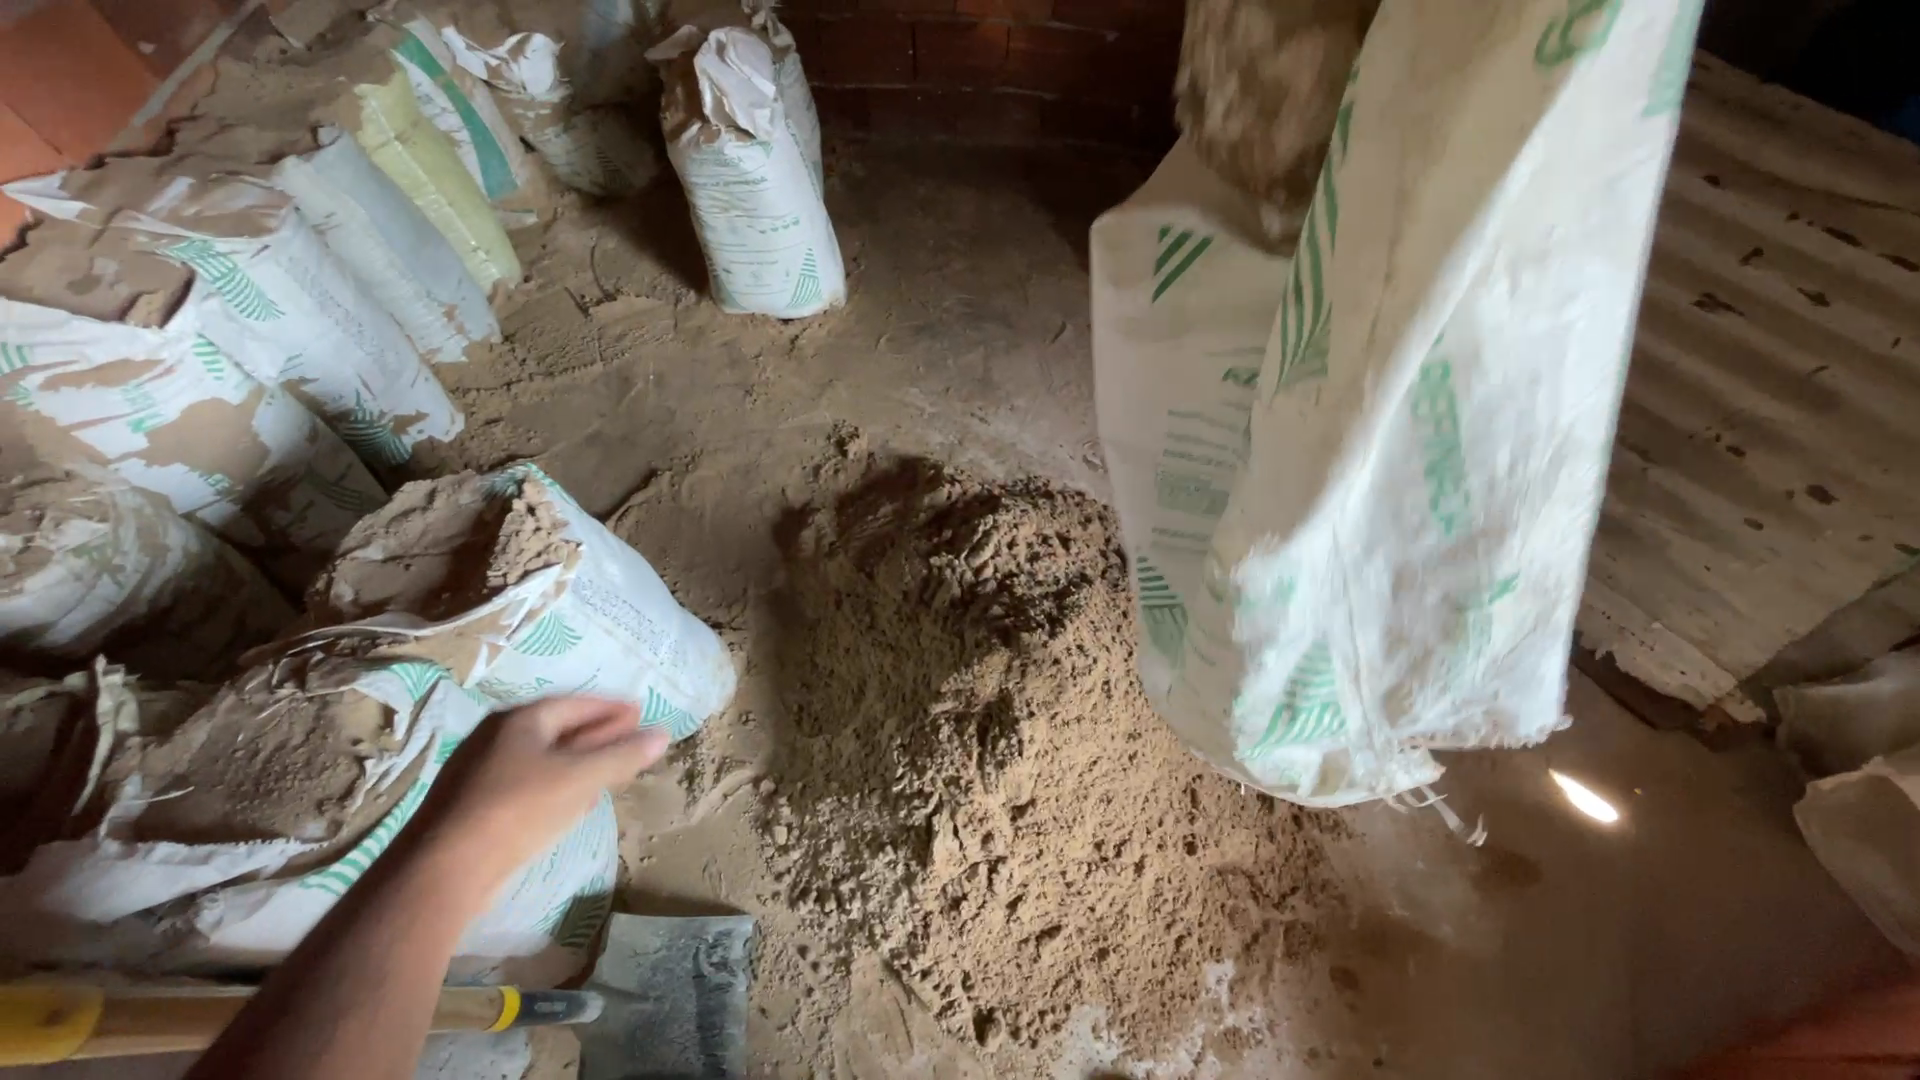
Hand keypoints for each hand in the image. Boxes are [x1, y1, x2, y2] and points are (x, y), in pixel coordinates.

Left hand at [403, 697, 670, 902]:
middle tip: (632, 737)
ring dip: (581, 761)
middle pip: (560, 729)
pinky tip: (577, 801)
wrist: (444, 871)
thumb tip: (661, 734)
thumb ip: (622, 755)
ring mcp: (483, 773)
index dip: (611, 708)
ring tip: (612, 767)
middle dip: (599, 734)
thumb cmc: (518, 809)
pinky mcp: (478, 807)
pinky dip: (561, 784)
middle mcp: (497, 738)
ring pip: (545, 758)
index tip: (640, 712)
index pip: (576, 704)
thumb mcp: (580, 778)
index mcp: (519, 720)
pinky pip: (531, 784)